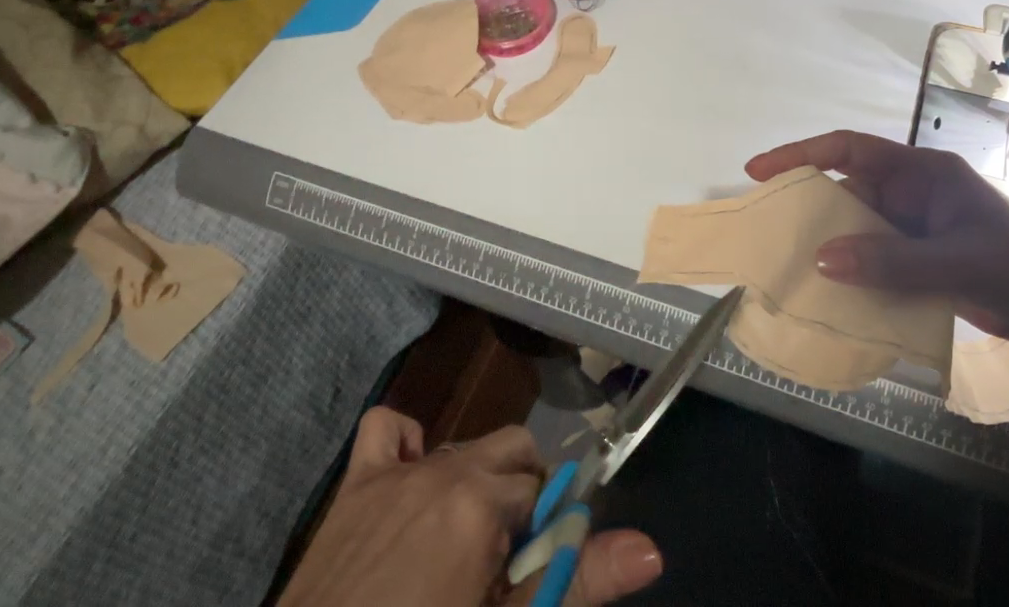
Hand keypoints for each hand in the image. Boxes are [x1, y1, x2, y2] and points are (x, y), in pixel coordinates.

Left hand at [280, 408, 662, 606]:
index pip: (547, 493)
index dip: (549, 531)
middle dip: (524, 492)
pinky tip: (413, 483)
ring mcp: (396, 471)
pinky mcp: (356, 483)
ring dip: (478, 479)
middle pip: (514, 450)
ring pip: (464, 447)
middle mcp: (445, 468)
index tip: (533, 570)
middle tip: (507, 557)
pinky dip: (407, 445)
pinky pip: (387, 429)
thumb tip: (652, 547)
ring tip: (467, 542)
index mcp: (484, 501)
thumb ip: (577, 580)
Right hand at [745, 130, 1008, 353]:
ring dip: (829, 247)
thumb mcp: (961, 261)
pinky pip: (870, 259)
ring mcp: (914, 228)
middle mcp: (912, 194)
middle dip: (810, 210)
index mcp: (924, 173)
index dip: (802, 154)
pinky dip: (850, 273)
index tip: (760, 171)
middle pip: (847, 191)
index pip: (851, 149)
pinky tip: (831, 295)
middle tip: (769, 235)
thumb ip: (894, 260)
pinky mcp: (916, 259)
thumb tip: (822, 257)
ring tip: (791, 271)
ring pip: (855, 229)